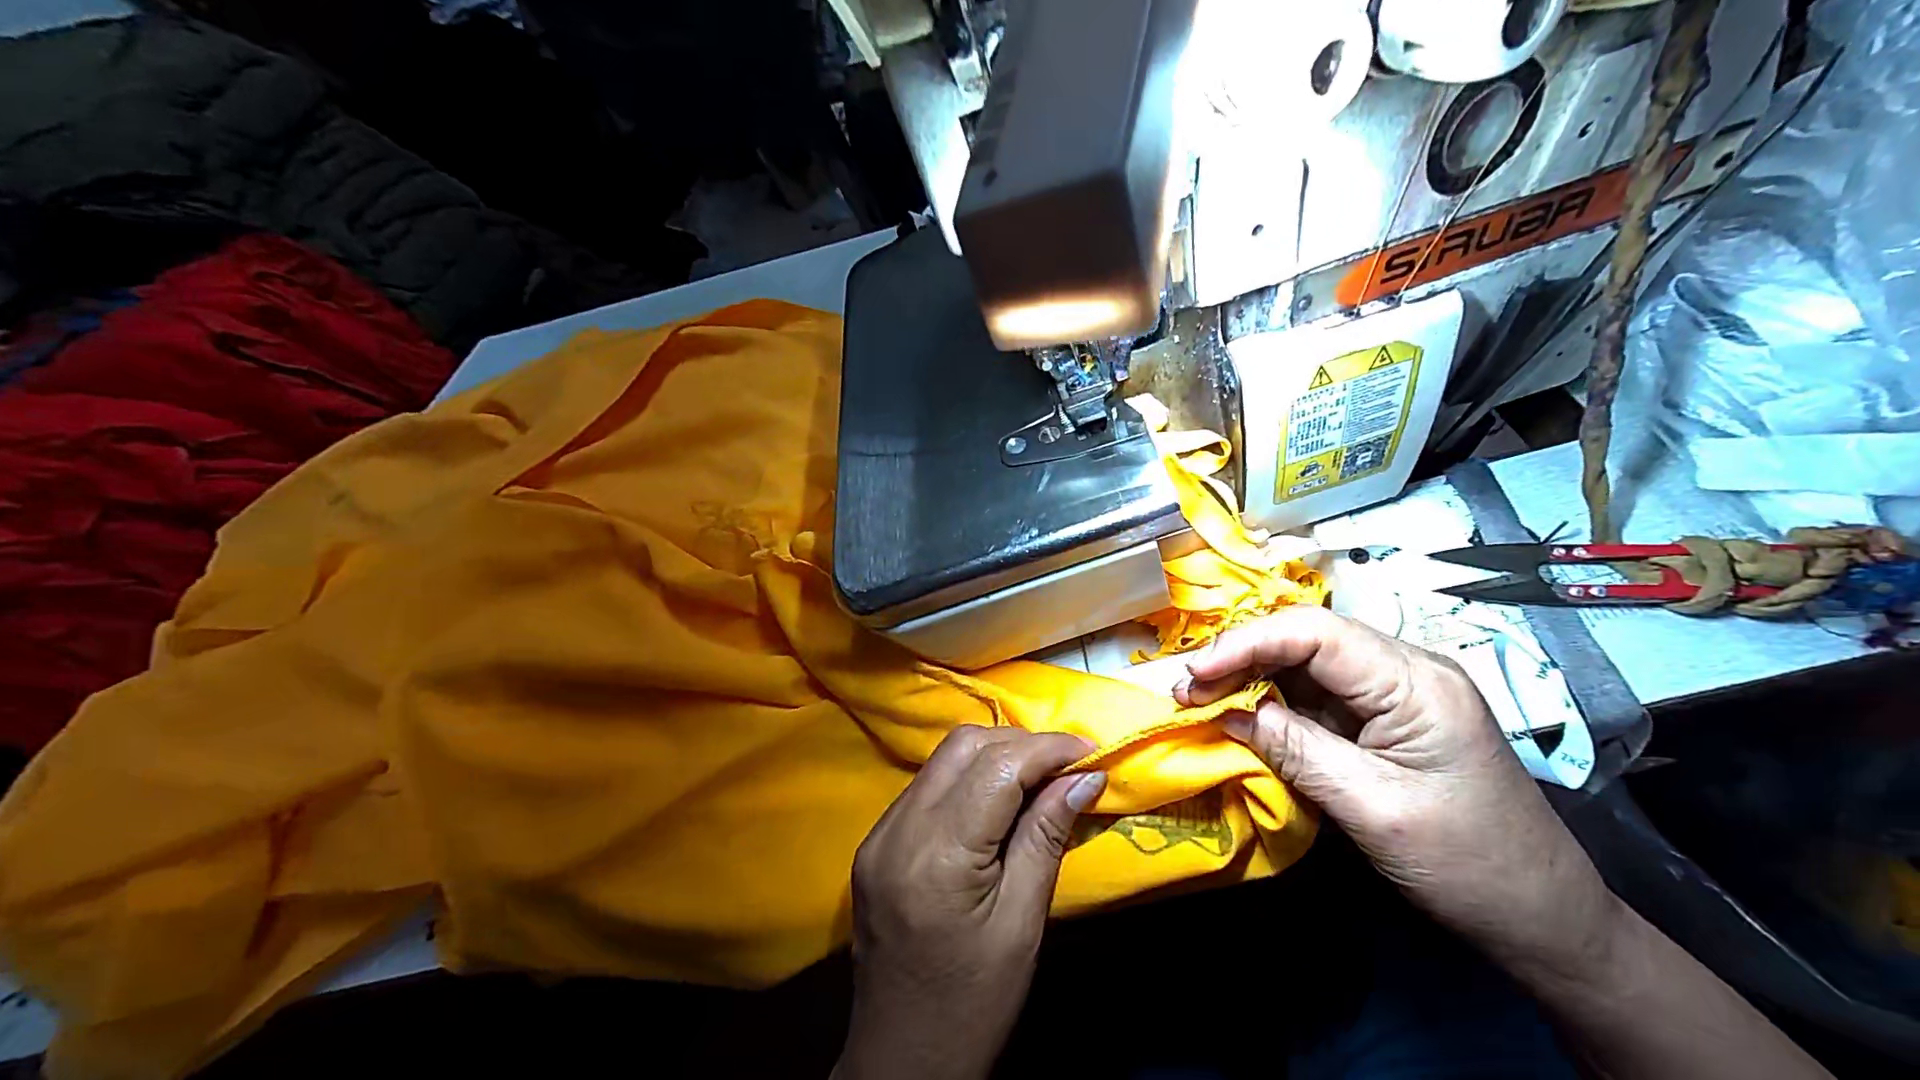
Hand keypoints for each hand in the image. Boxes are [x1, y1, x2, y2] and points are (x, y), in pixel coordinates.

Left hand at [833, 726, 1107, 1079]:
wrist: (900, 1059)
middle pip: (964, 746)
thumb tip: (1084, 778)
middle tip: (1068, 765)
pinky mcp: (875, 841)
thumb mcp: (1022, 924)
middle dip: (1021, 744)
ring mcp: (879, 832)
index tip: (1091, 753)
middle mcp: (898, 829)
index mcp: (937, 855)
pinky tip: (998, 798)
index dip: (1047, 749)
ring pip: (943, 758)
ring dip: (995, 755)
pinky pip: (926, 785)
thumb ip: (1046, 837)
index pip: (996, 766)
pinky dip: (968, 777)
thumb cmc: (974, 1004)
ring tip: (1041, 776)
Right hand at [1175, 606, 1618, 980]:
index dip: (1246, 643)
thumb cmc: (1468, 865)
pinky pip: (1318, 693)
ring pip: (1306, 663)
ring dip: (1252, 678)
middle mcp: (1407, 670)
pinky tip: (1243, 713)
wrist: (1545, 918)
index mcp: (1417, 683)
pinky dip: (1274, 701)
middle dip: (1241, 658)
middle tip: (1188, 691)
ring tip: (1203, 700)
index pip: (1315, 632)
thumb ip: (1294, 749)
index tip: (1195, 674)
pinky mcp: (1385, 716)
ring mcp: (1397, 692)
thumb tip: (1224, 711)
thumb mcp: (1372, 808)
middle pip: (1306, 639)